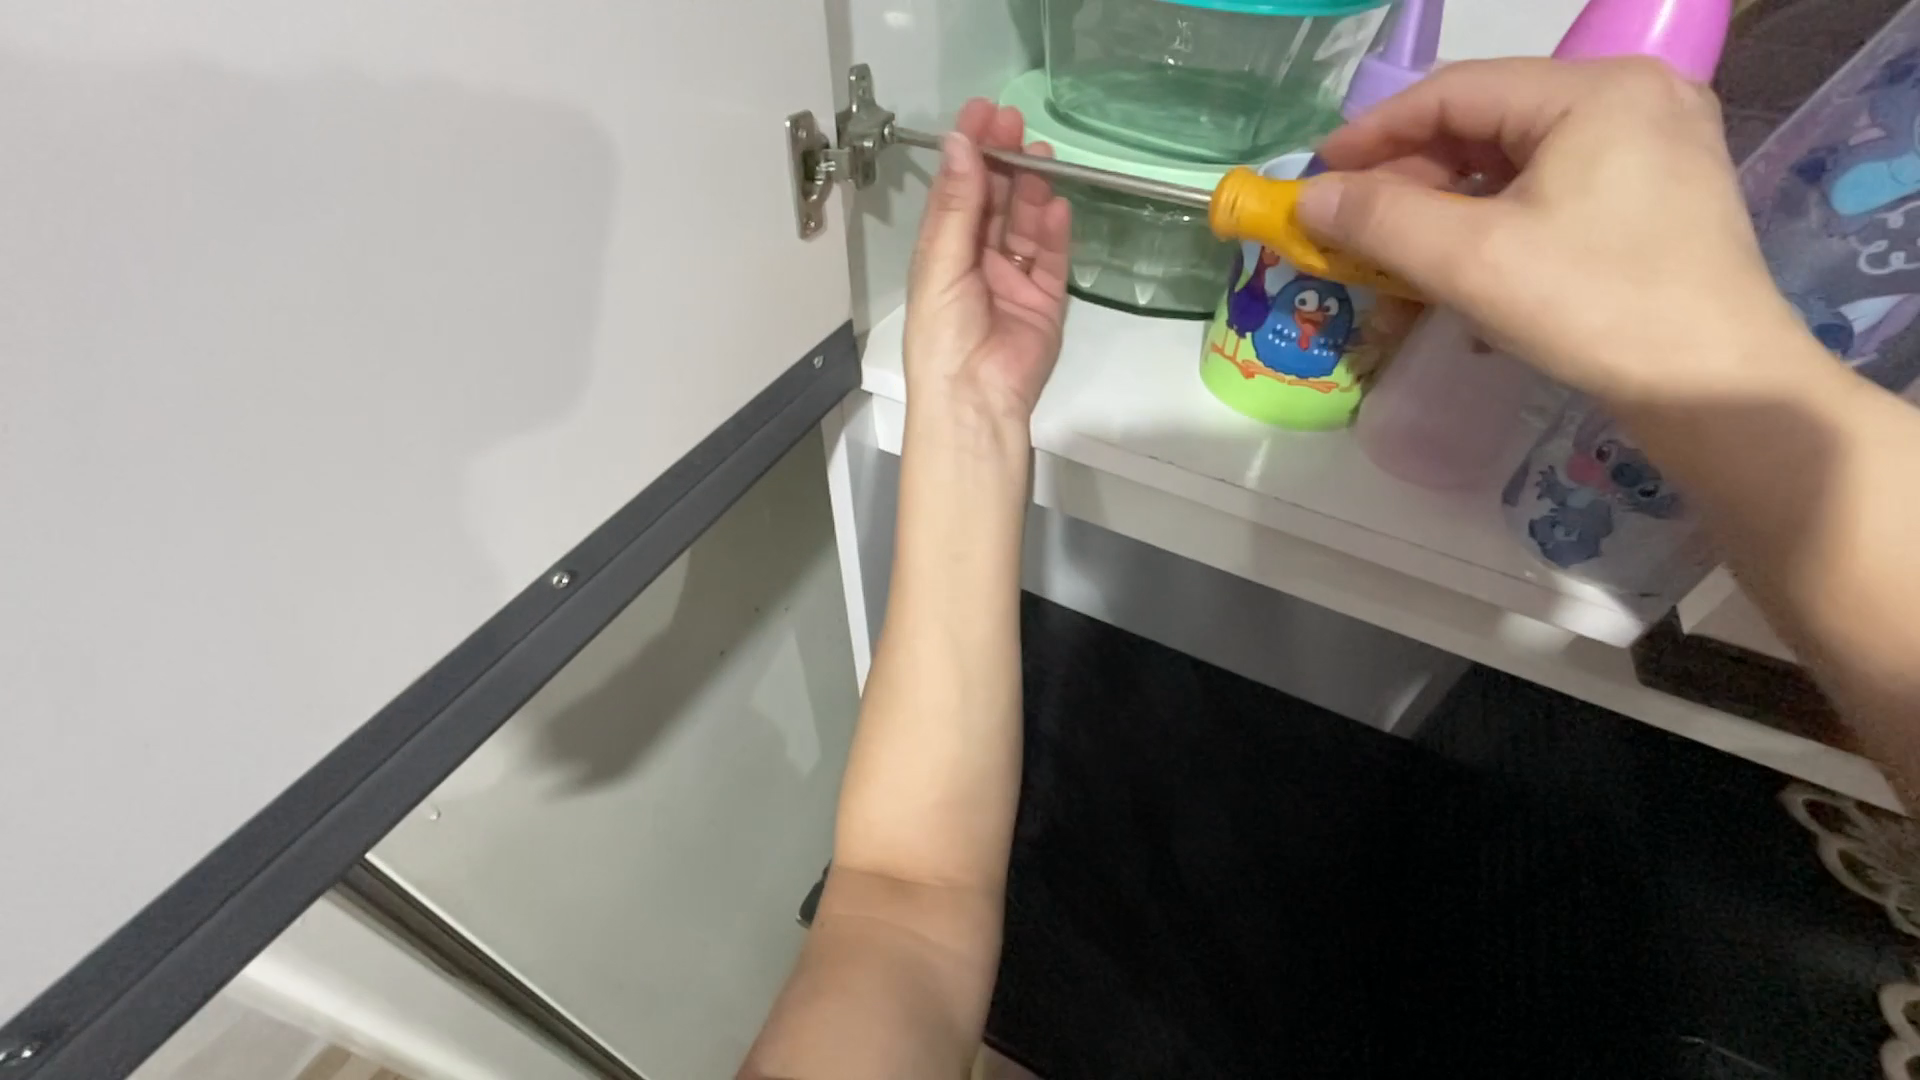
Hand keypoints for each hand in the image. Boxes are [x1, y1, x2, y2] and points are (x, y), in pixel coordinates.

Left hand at [904, 100, 1072, 426]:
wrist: (974, 398)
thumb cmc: (943, 337)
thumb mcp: (941, 264)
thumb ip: (956, 206)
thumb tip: (960, 143)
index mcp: (943, 256)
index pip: (958, 194)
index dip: (970, 153)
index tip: (984, 113)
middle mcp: (977, 264)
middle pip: (994, 203)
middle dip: (1004, 163)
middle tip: (1016, 125)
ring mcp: (1013, 282)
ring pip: (1026, 226)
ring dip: (1033, 190)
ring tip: (1041, 157)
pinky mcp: (1044, 302)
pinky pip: (1052, 259)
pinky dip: (1056, 232)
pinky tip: (1058, 204)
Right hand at [1296, 57, 1807, 406]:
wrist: (1709, 381)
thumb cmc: (1587, 305)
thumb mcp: (1466, 259)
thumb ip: (1378, 219)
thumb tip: (1308, 197)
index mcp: (1591, 92)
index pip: (1453, 92)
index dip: (1372, 133)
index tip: (1316, 176)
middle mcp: (1625, 100)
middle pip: (1480, 129)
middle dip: (1403, 186)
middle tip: (1347, 232)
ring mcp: (1640, 149)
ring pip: (1504, 169)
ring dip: (1435, 217)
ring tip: (1389, 265)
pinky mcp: (1642, 196)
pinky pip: (1535, 197)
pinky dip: (1480, 231)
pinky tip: (1451, 275)